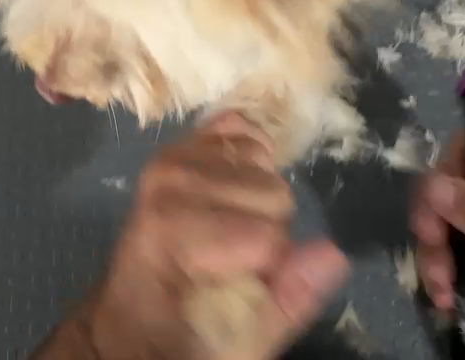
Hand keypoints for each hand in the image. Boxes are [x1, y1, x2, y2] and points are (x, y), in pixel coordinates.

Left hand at [38, 113, 348, 358]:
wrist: (131, 317)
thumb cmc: (180, 338)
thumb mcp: (234, 343)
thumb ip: (285, 301)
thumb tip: (333, 253)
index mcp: (173, 229)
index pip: (270, 236)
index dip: (270, 272)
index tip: (237, 291)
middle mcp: (169, 178)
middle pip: (274, 192)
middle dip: (267, 232)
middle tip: (232, 261)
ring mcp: (174, 153)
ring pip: (266, 160)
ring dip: (259, 197)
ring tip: (228, 230)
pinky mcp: (181, 141)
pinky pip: (242, 126)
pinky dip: (251, 155)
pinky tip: (235, 186)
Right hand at [412, 136, 464, 359]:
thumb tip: (430, 182)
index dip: (445, 176)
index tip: (433, 213)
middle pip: (450, 195)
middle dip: (434, 228)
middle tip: (436, 267)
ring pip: (445, 231)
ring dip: (433, 259)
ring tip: (442, 295)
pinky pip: (450, 264)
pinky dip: (440, 280)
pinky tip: (445, 303)